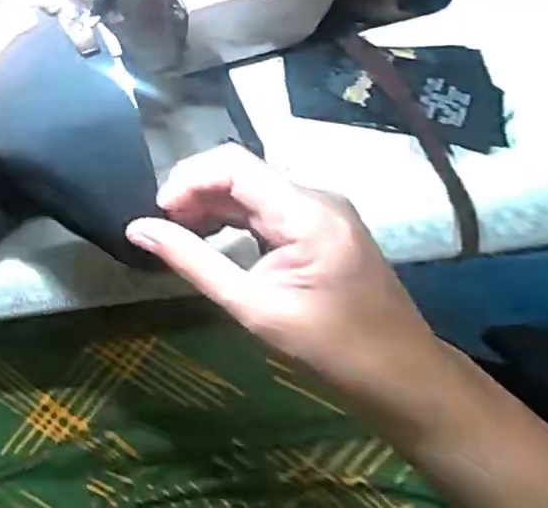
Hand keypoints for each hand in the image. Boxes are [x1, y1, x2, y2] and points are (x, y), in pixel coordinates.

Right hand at [125, 144, 444, 404]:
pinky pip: (261, 203)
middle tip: (164, 226)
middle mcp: (313, 197)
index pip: (232, 164)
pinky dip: (228, 216)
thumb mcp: (254, 308)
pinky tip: (208, 237)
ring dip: (207, 203)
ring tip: (179, 233)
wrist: (410, 384)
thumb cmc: (335, 350)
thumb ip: (192, 262)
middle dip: (193, 191)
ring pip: (246, 185)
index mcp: (306, 212)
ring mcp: (318, 208)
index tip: (160, 212)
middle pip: (236, 170)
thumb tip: (137, 228)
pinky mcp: (316, 222)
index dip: (187, 179)